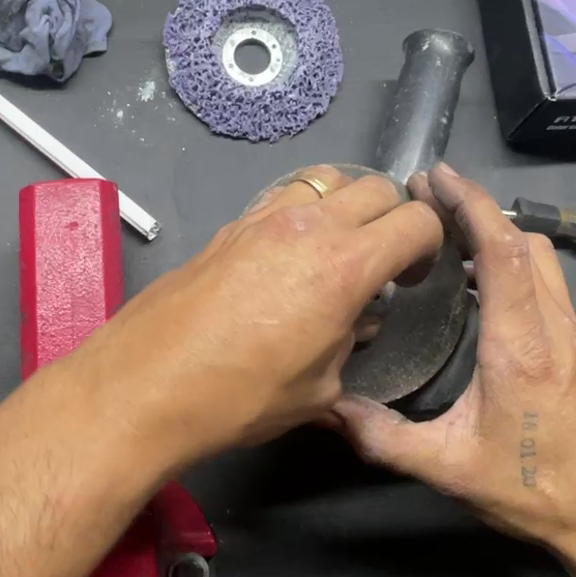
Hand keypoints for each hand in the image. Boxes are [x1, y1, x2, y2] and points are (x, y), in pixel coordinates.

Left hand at [62, 165, 441, 470]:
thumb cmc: (240, 397)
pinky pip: (281, 198)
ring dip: (342, 205)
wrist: (146, 385)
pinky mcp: (228, 227)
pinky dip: (300, 212)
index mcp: (345, 265)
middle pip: (375, 187)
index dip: (429, 246)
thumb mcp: (318, 388)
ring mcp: (262, 219)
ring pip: (325, 179)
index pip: (416, 221)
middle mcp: (308, 226)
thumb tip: (355, 322)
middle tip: (379, 263)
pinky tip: (285, 257)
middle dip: (391, 219)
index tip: (411, 278)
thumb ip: (349, 345)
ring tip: (332, 250)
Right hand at [331, 164, 575, 552]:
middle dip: (478, 210)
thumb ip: (386, 438)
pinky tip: (477, 284)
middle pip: (525, 242)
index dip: (470, 204)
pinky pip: (546, 283)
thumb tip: (329, 411)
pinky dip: (511, 262)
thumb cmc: (534, 491)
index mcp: (522, 347)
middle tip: (427, 202)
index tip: (435, 177)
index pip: (502, 251)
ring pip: (542, 259)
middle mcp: (554, 328)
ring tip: (446, 238)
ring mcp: (574, 336)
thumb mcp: (450, 469)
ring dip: (498, 235)